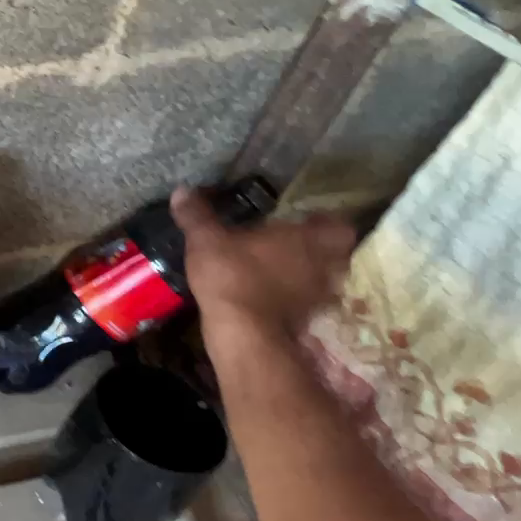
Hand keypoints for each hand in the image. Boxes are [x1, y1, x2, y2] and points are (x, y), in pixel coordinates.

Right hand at [171, 186, 356, 336]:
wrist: (242, 331)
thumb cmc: (230, 275)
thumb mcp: (205, 240)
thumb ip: (196, 215)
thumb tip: (182, 190)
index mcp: (305, 238)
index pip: (338, 225)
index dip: (327, 221)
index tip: (308, 218)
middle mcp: (320, 264)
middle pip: (337, 252)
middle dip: (320, 247)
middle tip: (296, 241)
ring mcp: (317, 293)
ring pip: (325, 277)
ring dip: (310, 272)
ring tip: (285, 268)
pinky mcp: (306, 317)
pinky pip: (308, 299)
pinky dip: (297, 295)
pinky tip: (275, 293)